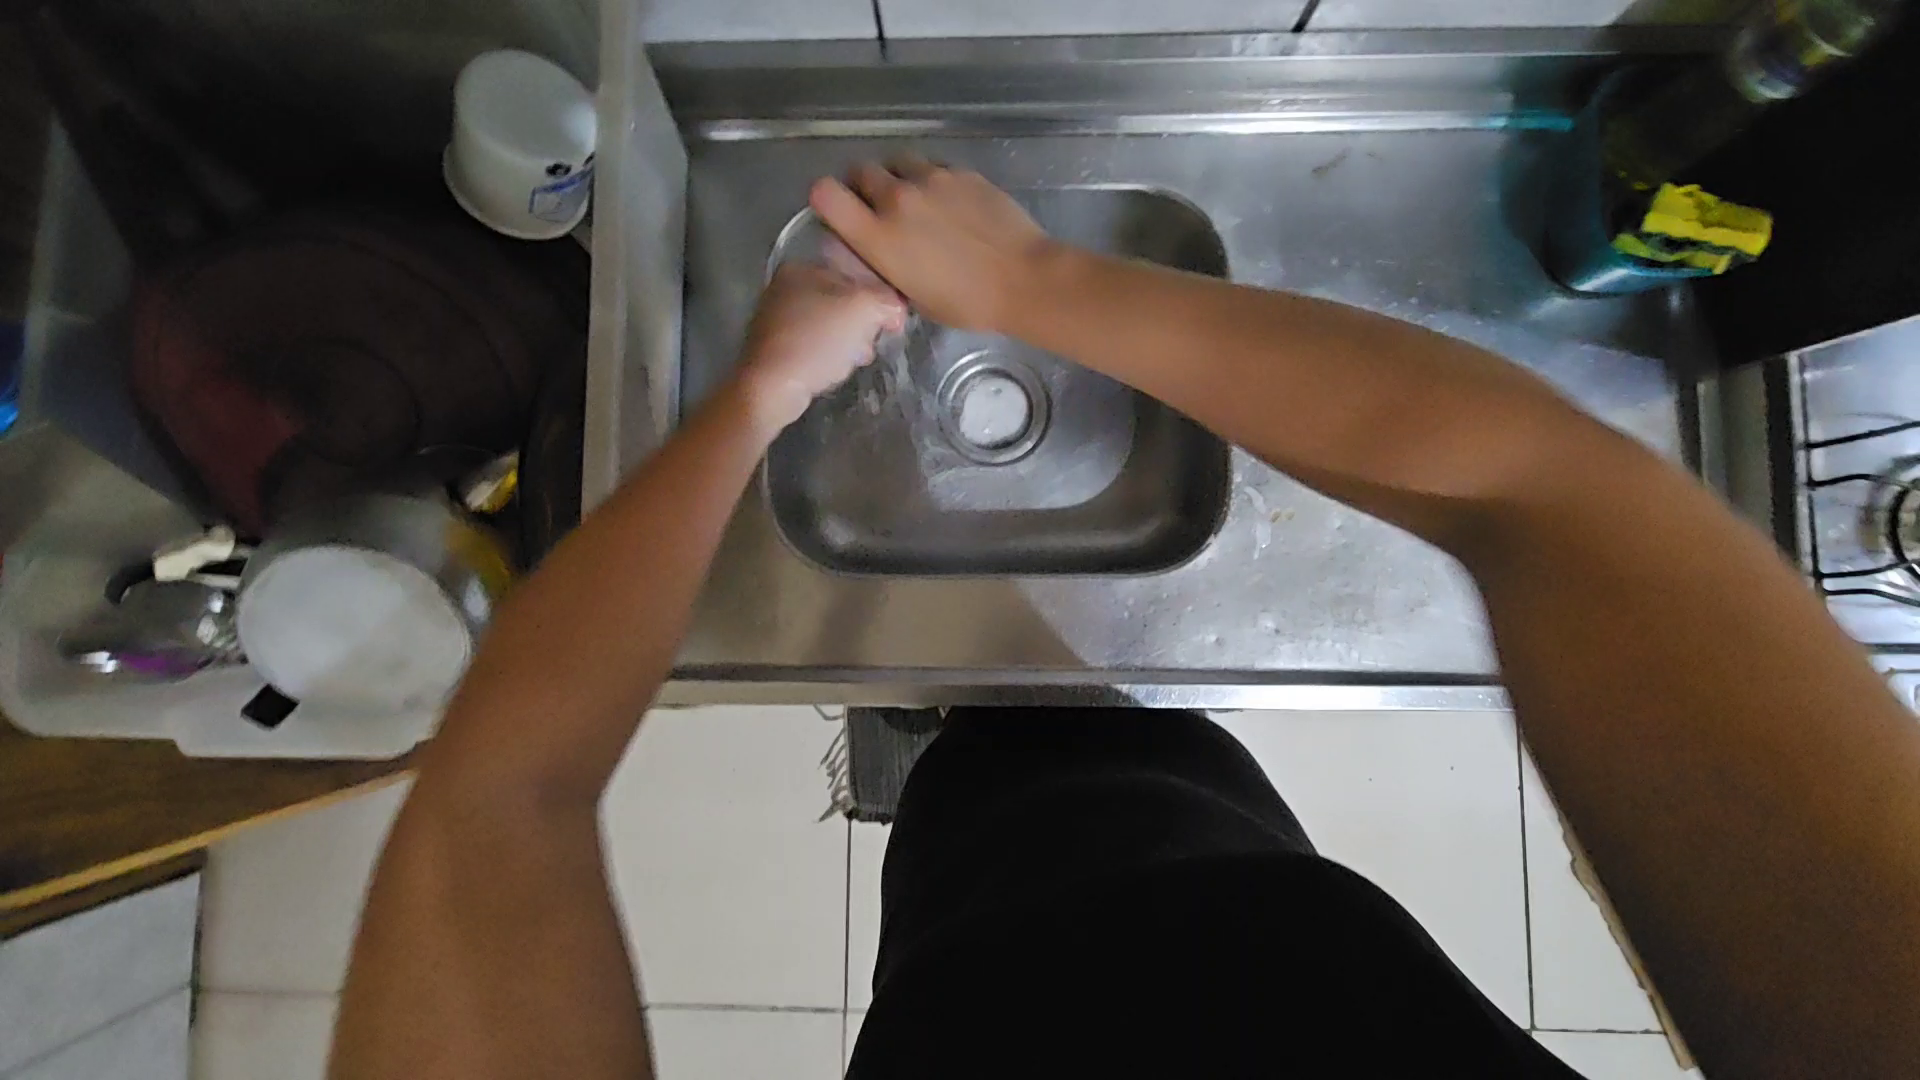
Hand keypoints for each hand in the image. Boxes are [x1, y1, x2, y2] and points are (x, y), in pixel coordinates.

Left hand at [734, 261, 907, 435]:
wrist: (772, 386)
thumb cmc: (817, 340)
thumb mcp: (862, 311)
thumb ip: (886, 301)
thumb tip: (896, 310)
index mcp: (801, 267)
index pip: (854, 275)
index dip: (879, 298)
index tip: (891, 323)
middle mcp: (785, 287)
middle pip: (843, 301)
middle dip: (862, 323)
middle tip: (870, 342)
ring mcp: (777, 318)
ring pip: (831, 325)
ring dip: (849, 342)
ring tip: (855, 359)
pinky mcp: (776, 347)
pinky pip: (815, 345)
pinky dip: (829, 355)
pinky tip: (835, 369)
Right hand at [809, 156, 1057, 332]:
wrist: (1022, 279)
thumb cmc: (967, 303)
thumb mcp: (914, 297)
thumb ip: (888, 266)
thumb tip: (883, 252)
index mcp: (878, 237)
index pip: (824, 194)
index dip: (826, 200)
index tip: (840, 215)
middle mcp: (897, 199)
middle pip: (858, 171)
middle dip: (861, 186)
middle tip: (878, 208)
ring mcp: (931, 180)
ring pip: (896, 162)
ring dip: (896, 177)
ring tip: (914, 200)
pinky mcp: (960, 173)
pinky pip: (932, 167)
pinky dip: (930, 180)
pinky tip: (948, 203)